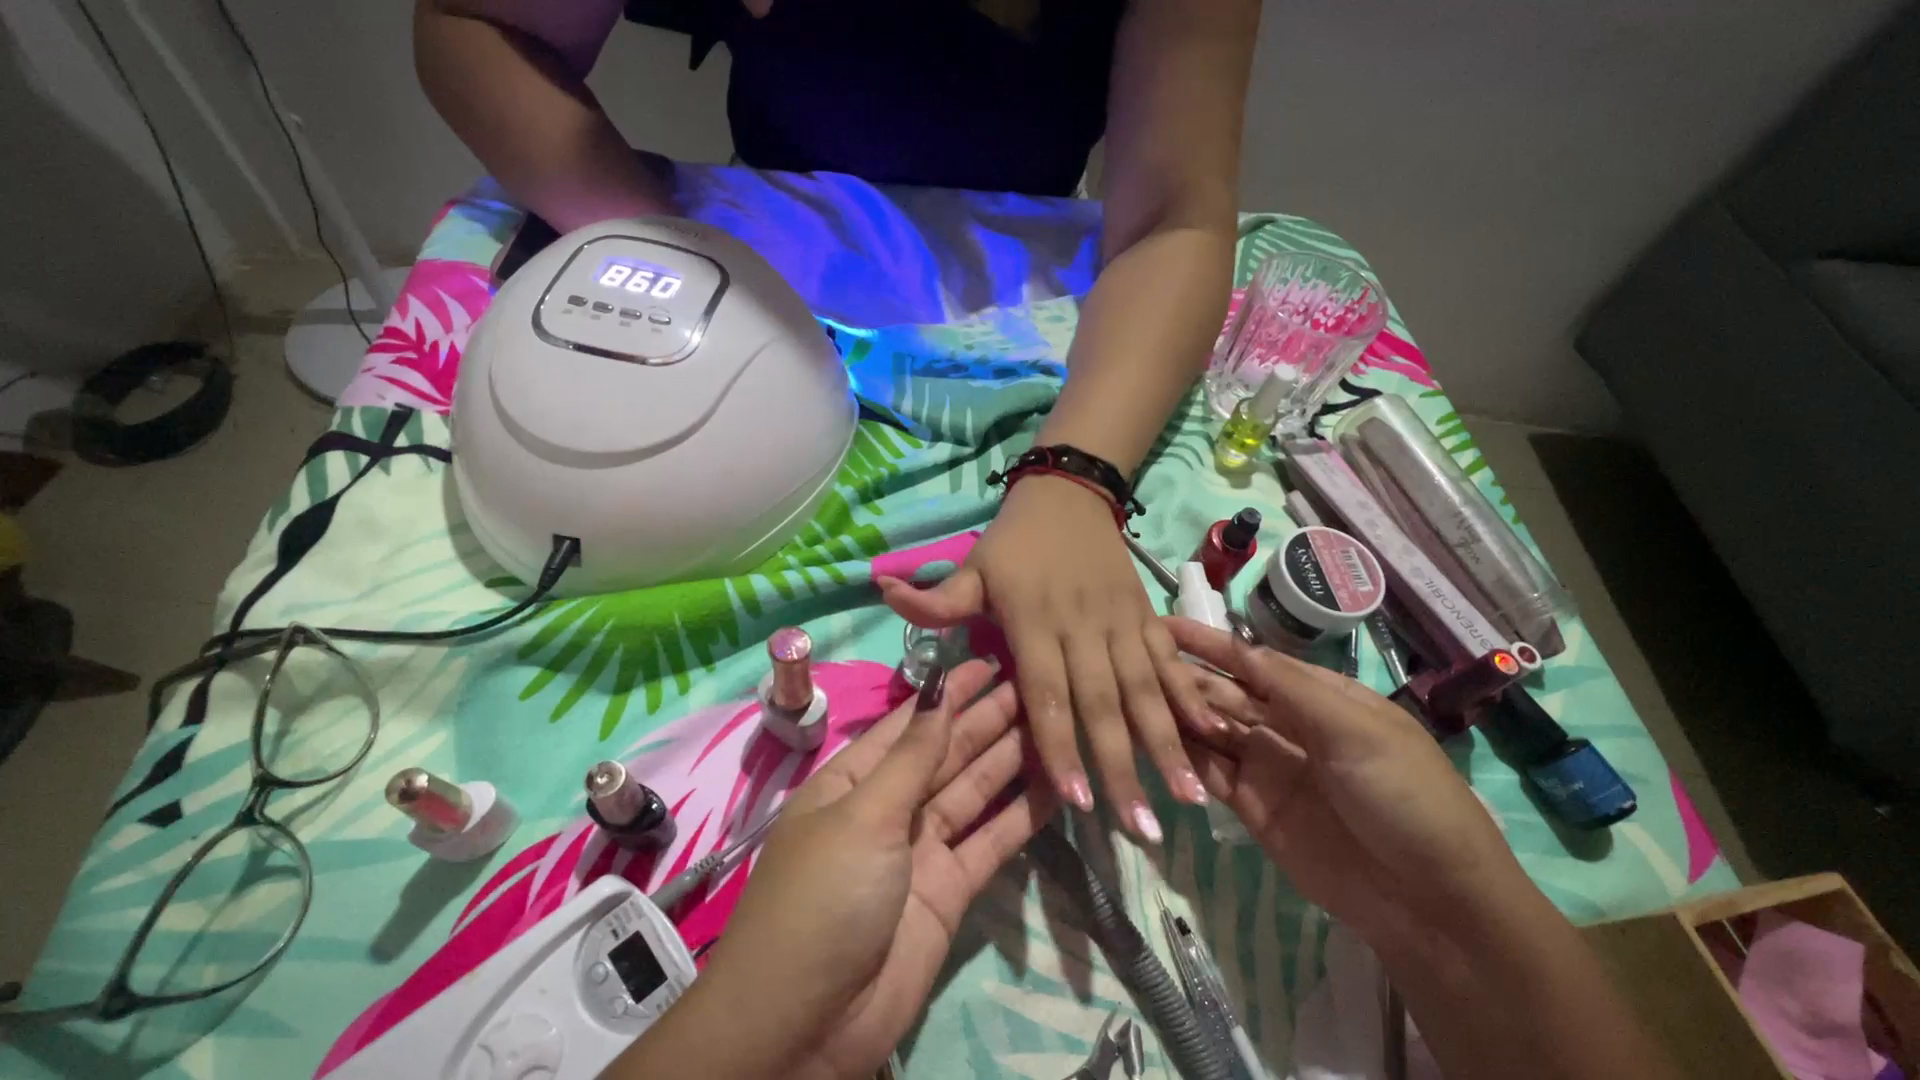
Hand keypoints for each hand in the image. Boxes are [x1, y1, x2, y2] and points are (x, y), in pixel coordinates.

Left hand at [614, 659, 1055, 1079]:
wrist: (806, 1022)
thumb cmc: (823, 899)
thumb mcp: (863, 818)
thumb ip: (911, 758)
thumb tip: (938, 690)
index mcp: (852, 782)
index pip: (909, 724)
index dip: (950, 693)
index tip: (992, 659)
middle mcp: (887, 810)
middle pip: (945, 754)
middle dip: (987, 719)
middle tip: (1038, 680)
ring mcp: (919, 852)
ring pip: (972, 793)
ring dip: (1009, 758)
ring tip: (1055, 719)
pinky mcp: (948, 893)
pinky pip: (989, 843)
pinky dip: (1020, 816)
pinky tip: (1054, 785)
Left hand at [879, 476, 1220, 843]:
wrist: (1070, 495)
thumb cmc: (1013, 544)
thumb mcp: (971, 567)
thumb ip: (937, 599)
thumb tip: (883, 593)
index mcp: (1034, 624)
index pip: (1047, 694)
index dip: (1060, 745)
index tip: (1078, 799)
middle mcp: (1083, 629)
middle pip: (1102, 704)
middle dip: (1122, 766)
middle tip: (1141, 829)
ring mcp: (1122, 623)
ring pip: (1145, 690)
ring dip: (1166, 744)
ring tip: (1187, 799)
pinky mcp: (1147, 617)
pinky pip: (1170, 661)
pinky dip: (1191, 695)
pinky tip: (1212, 733)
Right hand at [1164, 618, 1533, 945]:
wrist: (1430, 900)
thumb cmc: (1404, 797)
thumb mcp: (1356, 731)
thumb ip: (1292, 689)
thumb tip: (1237, 645)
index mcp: (1322, 697)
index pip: (1255, 661)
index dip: (1210, 643)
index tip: (1161, 624)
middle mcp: (1289, 725)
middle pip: (1227, 693)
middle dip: (1186, 677)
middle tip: (1131, 665)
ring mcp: (1269, 767)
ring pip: (1212, 730)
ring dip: (1177, 715)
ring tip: (1128, 700)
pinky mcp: (1253, 808)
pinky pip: (1210, 773)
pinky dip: (1182, 758)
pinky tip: (1149, 743)